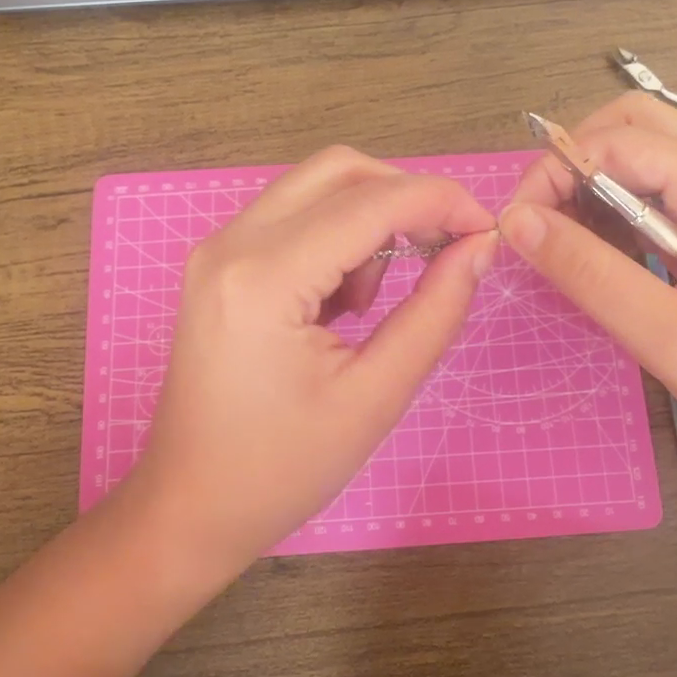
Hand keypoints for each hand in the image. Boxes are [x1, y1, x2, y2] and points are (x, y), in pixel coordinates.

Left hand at [130, 146, 498, 568]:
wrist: (189, 506)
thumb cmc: (281, 467)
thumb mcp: (375, 397)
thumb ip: (435, 312)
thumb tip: (479, 246)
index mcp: (264, 277)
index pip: (371, 202)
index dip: (440, 202)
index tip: (487, 229)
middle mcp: (232, 241)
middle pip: (339, 169)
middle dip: (404, 197)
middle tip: (442, 250)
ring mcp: (217, 246)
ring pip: (315, 186)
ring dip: (367, 219)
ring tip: (371, 302)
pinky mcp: (217, 261)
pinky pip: (291, 215)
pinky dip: (334, 236)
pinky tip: (339, 302)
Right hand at [503, 94, 676, 500]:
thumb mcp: (674, 341)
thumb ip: (591, 274)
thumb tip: (515, 221)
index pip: (621, 143)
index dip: (555, 172)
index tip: (516, 229)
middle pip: (637, 127)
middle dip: (574, 163)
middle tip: (540, 226)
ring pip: (648, 158)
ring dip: (595, 187)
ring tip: (565, 247)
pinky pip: (665, 197)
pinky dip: (620, 214)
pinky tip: (607, 259)